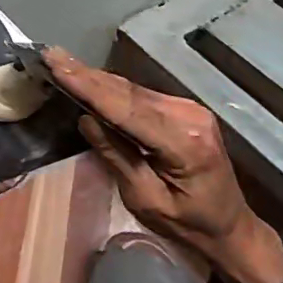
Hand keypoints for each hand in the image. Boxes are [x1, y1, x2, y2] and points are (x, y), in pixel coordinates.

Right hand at [45, 47, 282, 282]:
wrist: (232, 227)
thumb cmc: (189, 226)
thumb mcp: (146, 201)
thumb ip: (118, 157)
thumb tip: (87, 120)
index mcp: (184, 142)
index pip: (126, 108)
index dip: (89, 86)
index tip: (58, 66)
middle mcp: (188, 115)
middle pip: (127, 91)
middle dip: (86, 74)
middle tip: (51, 55)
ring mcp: (188, 109)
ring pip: (132, 89)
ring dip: (95, 77)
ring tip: (61, 61)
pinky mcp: (183, 109)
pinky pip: (140, 95)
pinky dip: (111, 87)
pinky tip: (87, 77)